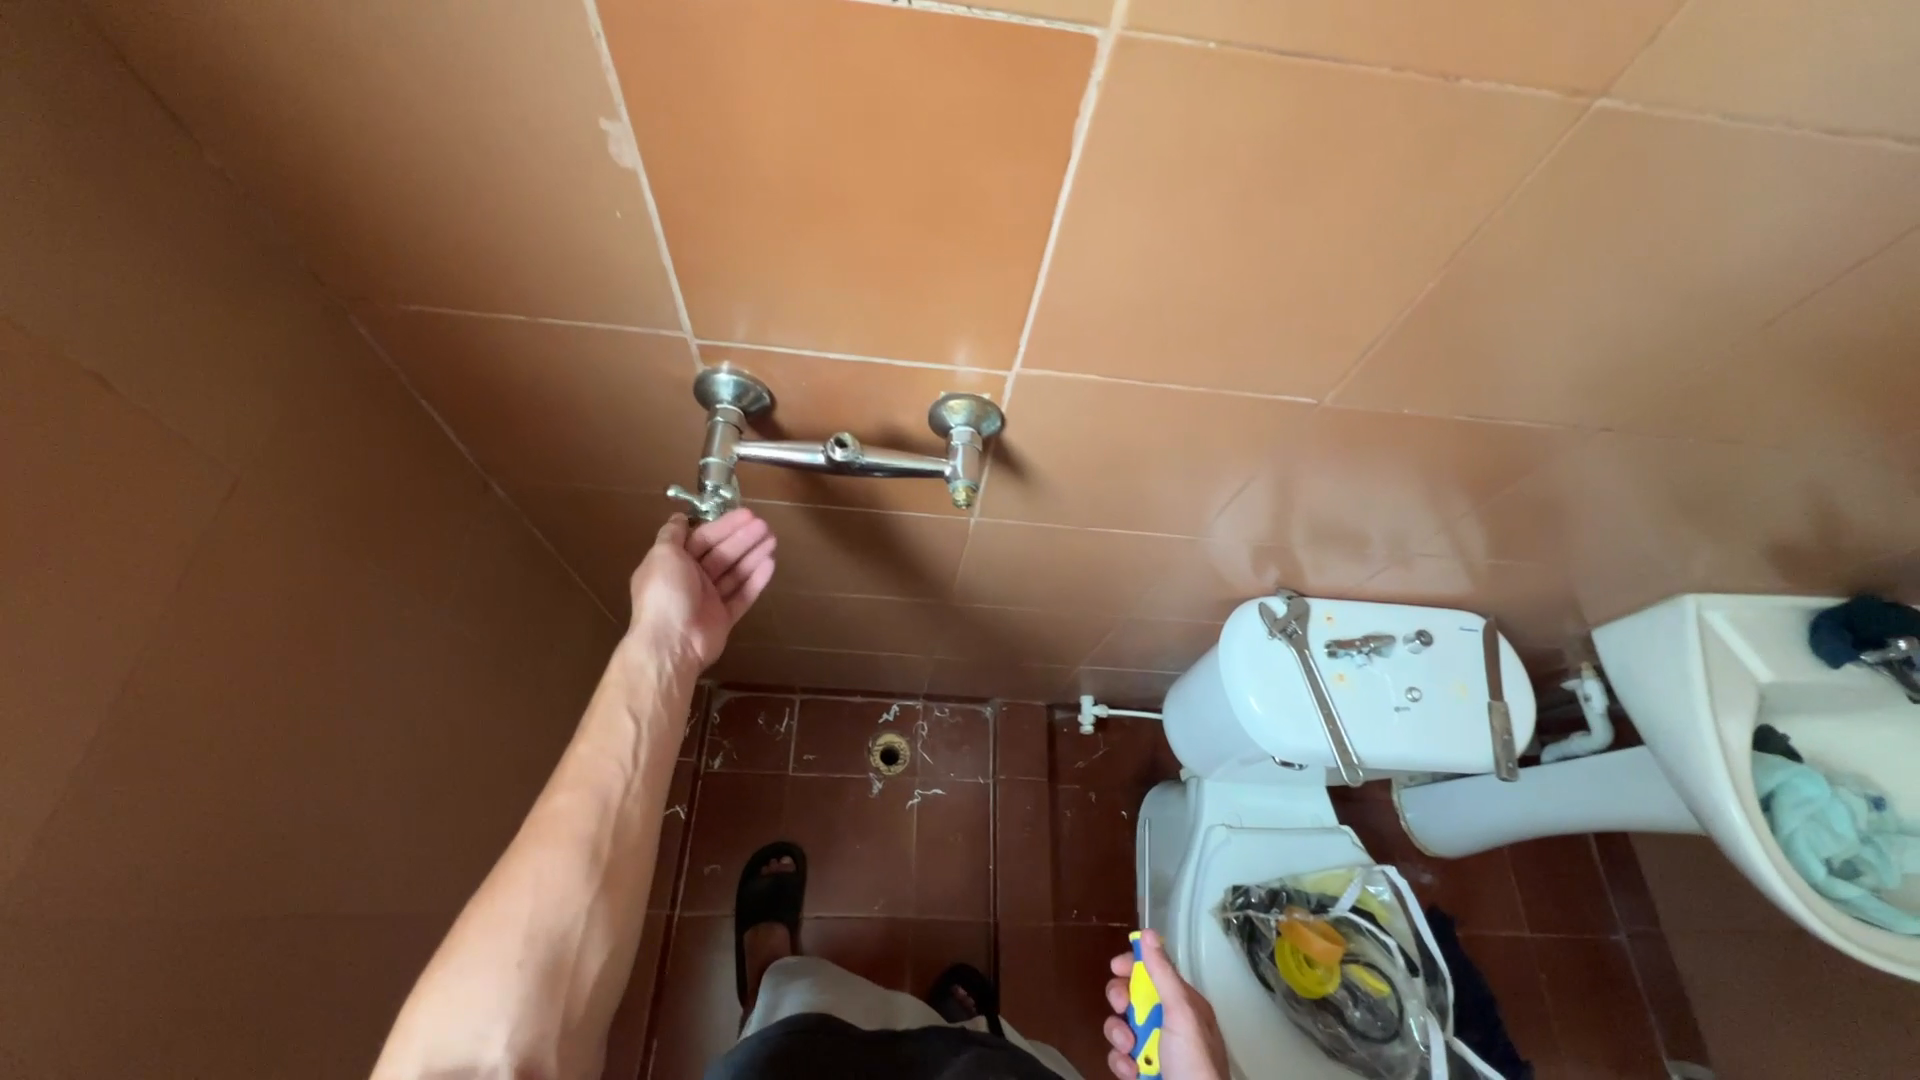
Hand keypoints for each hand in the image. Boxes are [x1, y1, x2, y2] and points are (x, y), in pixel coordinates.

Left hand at [627, 509, 775, 670]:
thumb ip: (672, 534)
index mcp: (673, 563)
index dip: (724, 526)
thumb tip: (679, 517)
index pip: (702, 539)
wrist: (672, 643)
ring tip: (773, 540)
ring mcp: (708, 600)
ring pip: (734, 572)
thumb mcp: (662, 555)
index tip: (746, 515)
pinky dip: (756, 580)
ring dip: (752, 555)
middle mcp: (690, 580)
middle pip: (721, 554)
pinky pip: (742, 595)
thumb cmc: (665, 594)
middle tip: (765, 525)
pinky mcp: (724, 618)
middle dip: (743, 538)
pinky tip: (770, 564)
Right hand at [1103, 930, 1228, 1079]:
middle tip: (1121, 1008)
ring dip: (1119, 1036)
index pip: (1154, 971)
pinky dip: (1121, 1063)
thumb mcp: (1181, 1013)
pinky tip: (1131, 1072)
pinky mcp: (1141, 1071)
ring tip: (1130, 1052)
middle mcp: (1168, 1022)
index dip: (1133, 965)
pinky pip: (1120, 1056)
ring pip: (1121, 1026)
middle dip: (1121, 1001)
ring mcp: (1154, 1048)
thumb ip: (1162, 974)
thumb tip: (1147, 932)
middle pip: (1132, 995)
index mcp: (1183, 1004)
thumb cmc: (1193, 1062)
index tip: (1116, 967)